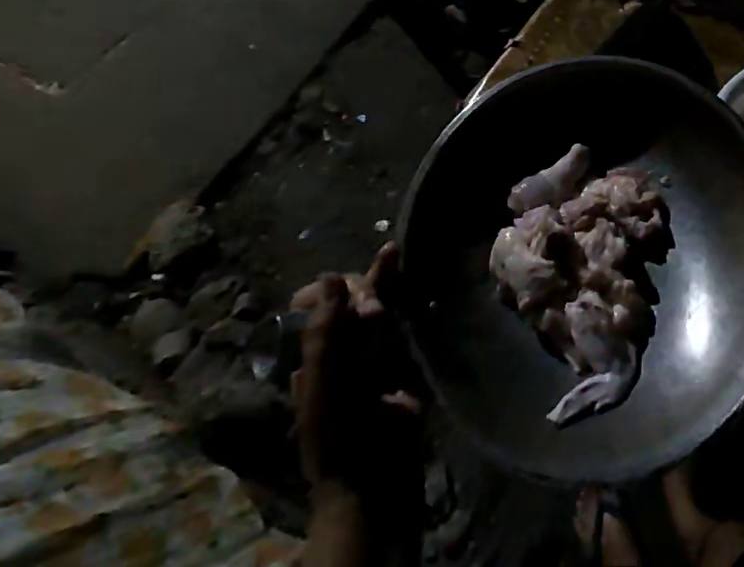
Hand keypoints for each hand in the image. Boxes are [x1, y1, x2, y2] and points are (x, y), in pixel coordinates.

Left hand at [290, 244, 421, 503]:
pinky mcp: (409, 373)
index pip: (330, 307)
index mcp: (320, 355)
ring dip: (395, 289)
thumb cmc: (335, 438)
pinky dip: (417, 315)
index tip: (350, 275)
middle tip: (390, 254)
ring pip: (390, 315)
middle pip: (363, 305)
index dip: (340, 286)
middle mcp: (348, 354)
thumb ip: (325, 332)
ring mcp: (379, 363)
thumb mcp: (319, 385)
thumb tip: (333, 276)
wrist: (373, 490)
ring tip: (397, 258)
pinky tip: (424, 290)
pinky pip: (412, 337)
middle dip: (375, 279)